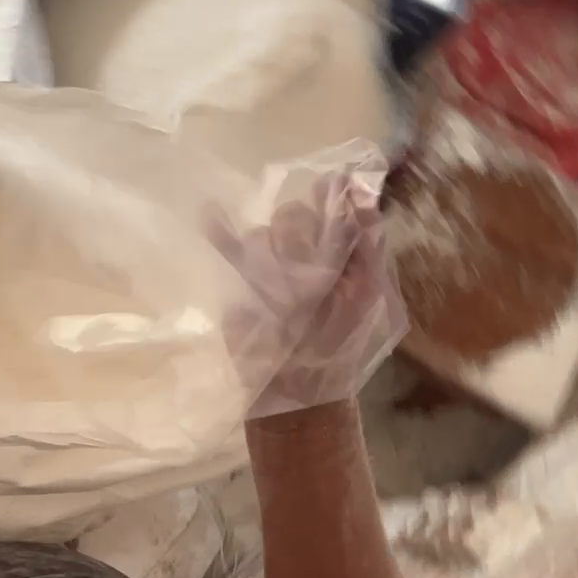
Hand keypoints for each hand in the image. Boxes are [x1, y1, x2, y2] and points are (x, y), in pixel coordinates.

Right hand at [210, 165, 406, 417]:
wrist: (298, 392)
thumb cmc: (338, 346)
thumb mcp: (366, 295)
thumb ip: (368, 246)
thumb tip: (362, 196)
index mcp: (338, 253)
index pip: (332, 207)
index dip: (331, 194)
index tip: (330, 186)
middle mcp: (302, 253)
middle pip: (293, 216)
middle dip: (299, 236)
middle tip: (305, 270)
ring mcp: (269, 267)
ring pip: (263, 234)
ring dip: (270, 254)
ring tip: (281, 292)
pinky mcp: (241, 284)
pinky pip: (229, 250)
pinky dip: (219, 231)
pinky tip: (209, 212)